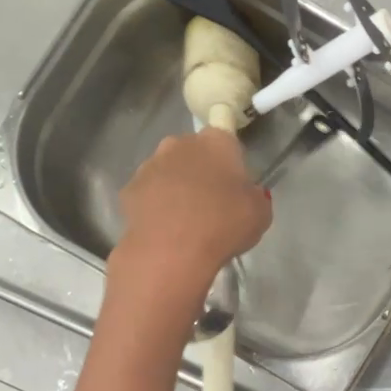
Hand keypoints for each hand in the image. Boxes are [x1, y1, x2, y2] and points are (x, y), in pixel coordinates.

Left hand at [113, 130, 271, 276]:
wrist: (173, 249)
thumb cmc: (224, 224)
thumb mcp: (261, 214)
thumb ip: (256, 197)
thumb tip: (247, 194)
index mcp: (216, 142)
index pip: (227, 143)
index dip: (233, 165)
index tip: (235, 189)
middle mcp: (180, 143)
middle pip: (194, 154)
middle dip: (202, 173)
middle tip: (213, 207)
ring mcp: (150, 164)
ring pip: (169, 173)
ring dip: (178, 189)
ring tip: (188, 224)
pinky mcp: (130, 189)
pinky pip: (150, 195)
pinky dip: (157, 208)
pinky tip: (167, 231)